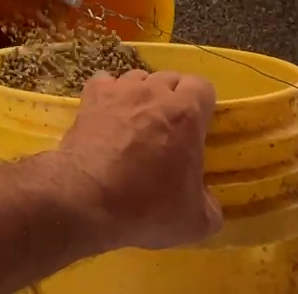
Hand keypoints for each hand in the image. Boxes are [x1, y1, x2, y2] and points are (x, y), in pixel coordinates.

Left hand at [50, 69, 220, 250]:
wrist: (88, 197)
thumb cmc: (147, 206)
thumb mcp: (198, 221)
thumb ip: (210, 201)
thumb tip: (204, 194)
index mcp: (184, 114)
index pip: (202, 86)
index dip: (203, 104)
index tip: (199, 127)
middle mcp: (152, 92)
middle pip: (170, 78)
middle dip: (175, 98)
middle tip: (170, 130)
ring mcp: (119, 89)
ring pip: (138, 77)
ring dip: (143, 95)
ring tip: (138, 123)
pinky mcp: (91, 95)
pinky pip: (106, 80)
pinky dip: (111, 93)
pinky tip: (109, 115)